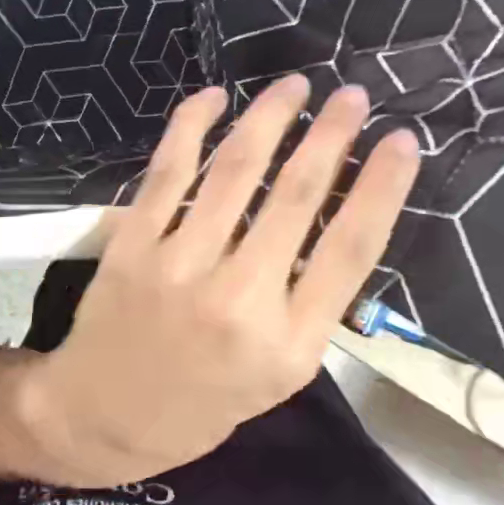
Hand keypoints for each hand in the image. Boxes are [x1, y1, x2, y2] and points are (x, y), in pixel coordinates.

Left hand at [25, 75, 419, 486]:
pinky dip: (193, 125)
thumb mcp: (281, 375)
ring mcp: (180, 267)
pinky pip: (169, 171)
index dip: (382, 186)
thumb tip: (340, 218)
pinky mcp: (133, 245)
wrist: (103, 418)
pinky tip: (216, 97)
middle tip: (352, 95)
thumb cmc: (204, 403)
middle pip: (298, 196)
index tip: (401, 140)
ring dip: (272, 118)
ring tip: (296, 86)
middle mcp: (240, 300)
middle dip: (332, 135)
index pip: (352, 248)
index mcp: (290, 344)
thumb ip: (312, 304)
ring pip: (237, 171)